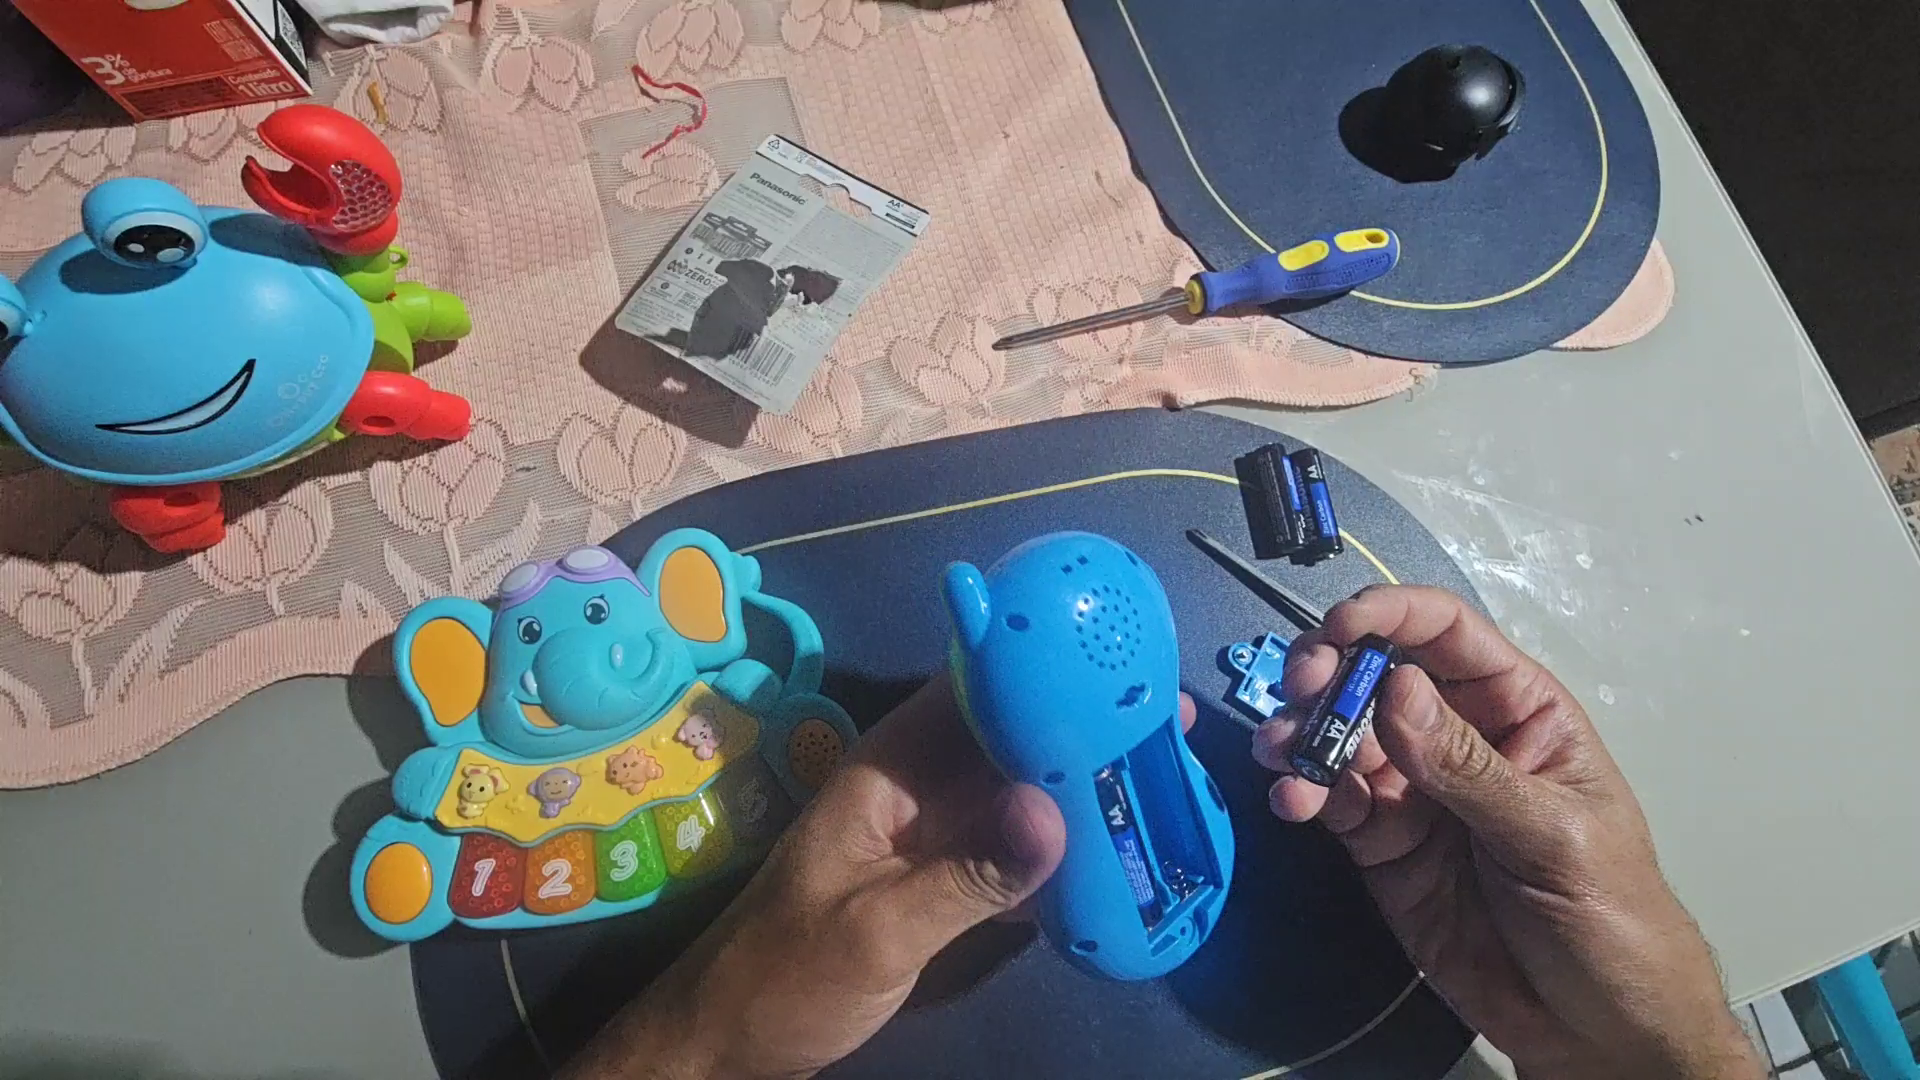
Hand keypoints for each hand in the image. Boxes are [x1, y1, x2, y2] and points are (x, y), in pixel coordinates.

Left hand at [565, 677, 1192, 1079]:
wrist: (739, 1036)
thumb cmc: (787, 971)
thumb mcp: (875, 929)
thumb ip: (964, 877)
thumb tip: (1054, 812)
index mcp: (896, 765)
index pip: (970, 686)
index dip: (1038, 665)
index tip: (1113, 662)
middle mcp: (925, 781)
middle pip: (1011, 732)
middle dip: (1082, 720)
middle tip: (1167, 718)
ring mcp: (942, 826)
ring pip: (1022, 784)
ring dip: (1082, 778)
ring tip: (1162, 769)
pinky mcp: (954, 869)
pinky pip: (1019, 840)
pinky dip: (1065, 839)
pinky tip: (1121, 843)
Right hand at [1252, 586, 1762, 1079]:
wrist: (1592, 1034)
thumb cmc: (1611, 922)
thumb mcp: (1553, 839)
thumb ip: (1469, 766)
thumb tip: (1394, 689)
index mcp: (1511, 710)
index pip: (1444, 633)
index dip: (1389, 614)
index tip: (1338, 626)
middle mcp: (1448, 731)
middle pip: (1371, 670)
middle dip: (1326, 668)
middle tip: (1299, 689)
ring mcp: (1404, 780)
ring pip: (1334, 727)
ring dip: (1298, 728)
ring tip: (1279, 750)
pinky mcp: (1372, 828)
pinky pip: (1324, 791)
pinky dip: (1298, 786)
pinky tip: (1292, 799)